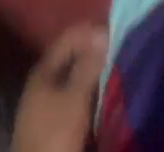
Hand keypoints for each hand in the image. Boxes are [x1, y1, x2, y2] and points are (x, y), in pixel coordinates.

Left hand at [11, 24, 108, 151]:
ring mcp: (46, 101)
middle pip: (71, 56)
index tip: (116, 30)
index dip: (91, 30)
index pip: (68, 38)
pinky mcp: (54, 119)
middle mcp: (43, 81)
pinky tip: (105, 93)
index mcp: (43, 71)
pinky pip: (76, 94)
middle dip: (95, 50)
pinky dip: (91, 89)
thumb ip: (87, 66)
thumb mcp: (74, 99)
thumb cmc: (55, 134)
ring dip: (94, 71)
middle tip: (120, 48)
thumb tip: (102, 33)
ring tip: (117, 68)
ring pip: (74, 76)